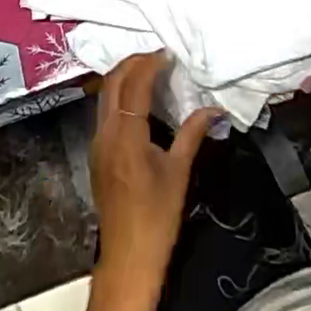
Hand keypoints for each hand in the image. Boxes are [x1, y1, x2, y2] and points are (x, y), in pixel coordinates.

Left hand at [91, 52, 221, 282]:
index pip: (134, 85)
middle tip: (157, 56)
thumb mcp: (179, 172)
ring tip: (149, 71)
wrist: (128, 256)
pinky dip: (119, 96)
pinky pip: (104, 112)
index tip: (168, 54)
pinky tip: (138, 101)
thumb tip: (214, 108)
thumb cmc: (157, 216)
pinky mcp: (96, 152)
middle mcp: (105, 132)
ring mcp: (96, 142)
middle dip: (132, 63)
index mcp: (126, 134)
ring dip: (123, 77)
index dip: (149, 64)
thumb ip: (193, 133)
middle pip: (111, 82)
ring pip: (104, 96)